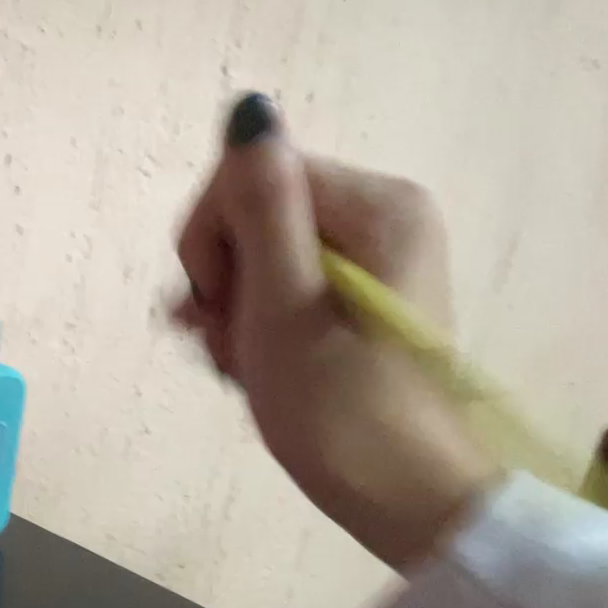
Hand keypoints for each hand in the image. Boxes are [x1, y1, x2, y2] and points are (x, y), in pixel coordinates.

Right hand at [174, 92, 502, 569]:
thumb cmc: (334, 406)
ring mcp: (367, 258)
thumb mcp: (281, 307)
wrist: (397, 493)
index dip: (210, 243)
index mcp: (371, 207)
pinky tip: (244, 362)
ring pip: (251, 258)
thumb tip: (248, 114)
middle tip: (223, 344)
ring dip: (224, 312)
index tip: (215, 309)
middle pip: (249, 217)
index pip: (250, 179)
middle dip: (217, 283)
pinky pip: (273, 287)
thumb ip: (261, 210)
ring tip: (234, 364)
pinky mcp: (353, 297)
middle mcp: (376, 217)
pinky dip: (245, 324)